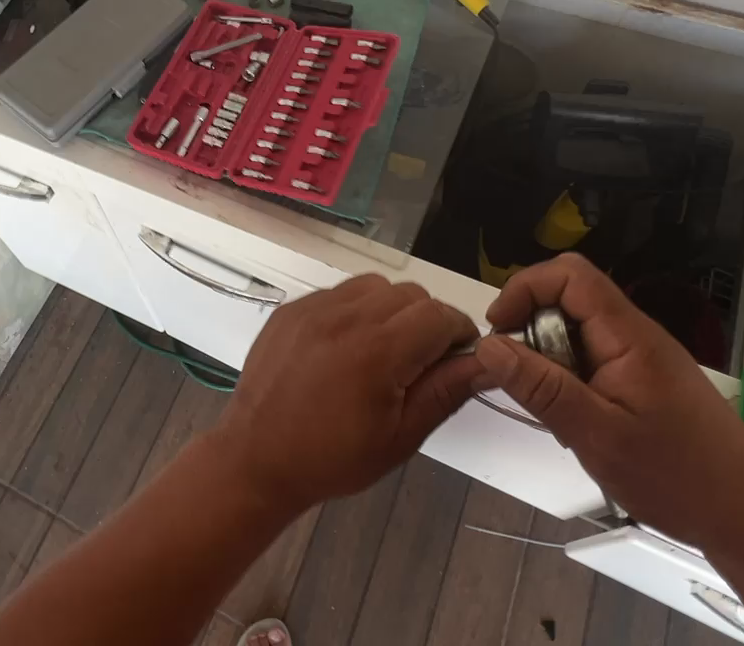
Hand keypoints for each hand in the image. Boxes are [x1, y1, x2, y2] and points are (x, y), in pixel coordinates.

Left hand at [210, 275, 487, 511]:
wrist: (256, 456)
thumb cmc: (332, 457)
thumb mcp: (400, 436)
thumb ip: (446, 391)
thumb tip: (488, 362)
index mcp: (378, 349)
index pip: (440, 314)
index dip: (459, 333)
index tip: (458, 358)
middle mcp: (346, 315)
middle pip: (410, 294)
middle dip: (427, 321)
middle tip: (420, 361)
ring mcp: (314, 307)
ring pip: (375, 286)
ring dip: (391, 309)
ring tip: (383, 351)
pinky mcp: (292, 308)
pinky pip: (338, 292)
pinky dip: (355, 309)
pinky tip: (347, 345)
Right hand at [474, 255, 743, 551]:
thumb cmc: (677, 479)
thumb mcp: (596, 435)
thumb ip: (540, 388)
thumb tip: (487, 347)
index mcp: (628, 335)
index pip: (569, 274)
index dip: (524, 288)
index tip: (499, 330)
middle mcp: (636, 334)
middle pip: (570, 296)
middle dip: (531, 323)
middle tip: (516, 371)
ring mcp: (643, 356)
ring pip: (578, 328)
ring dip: (548, 354)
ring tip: (546, 403)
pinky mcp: (646, 380)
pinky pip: (593, 355)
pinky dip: (568, 374)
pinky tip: (571, 414)